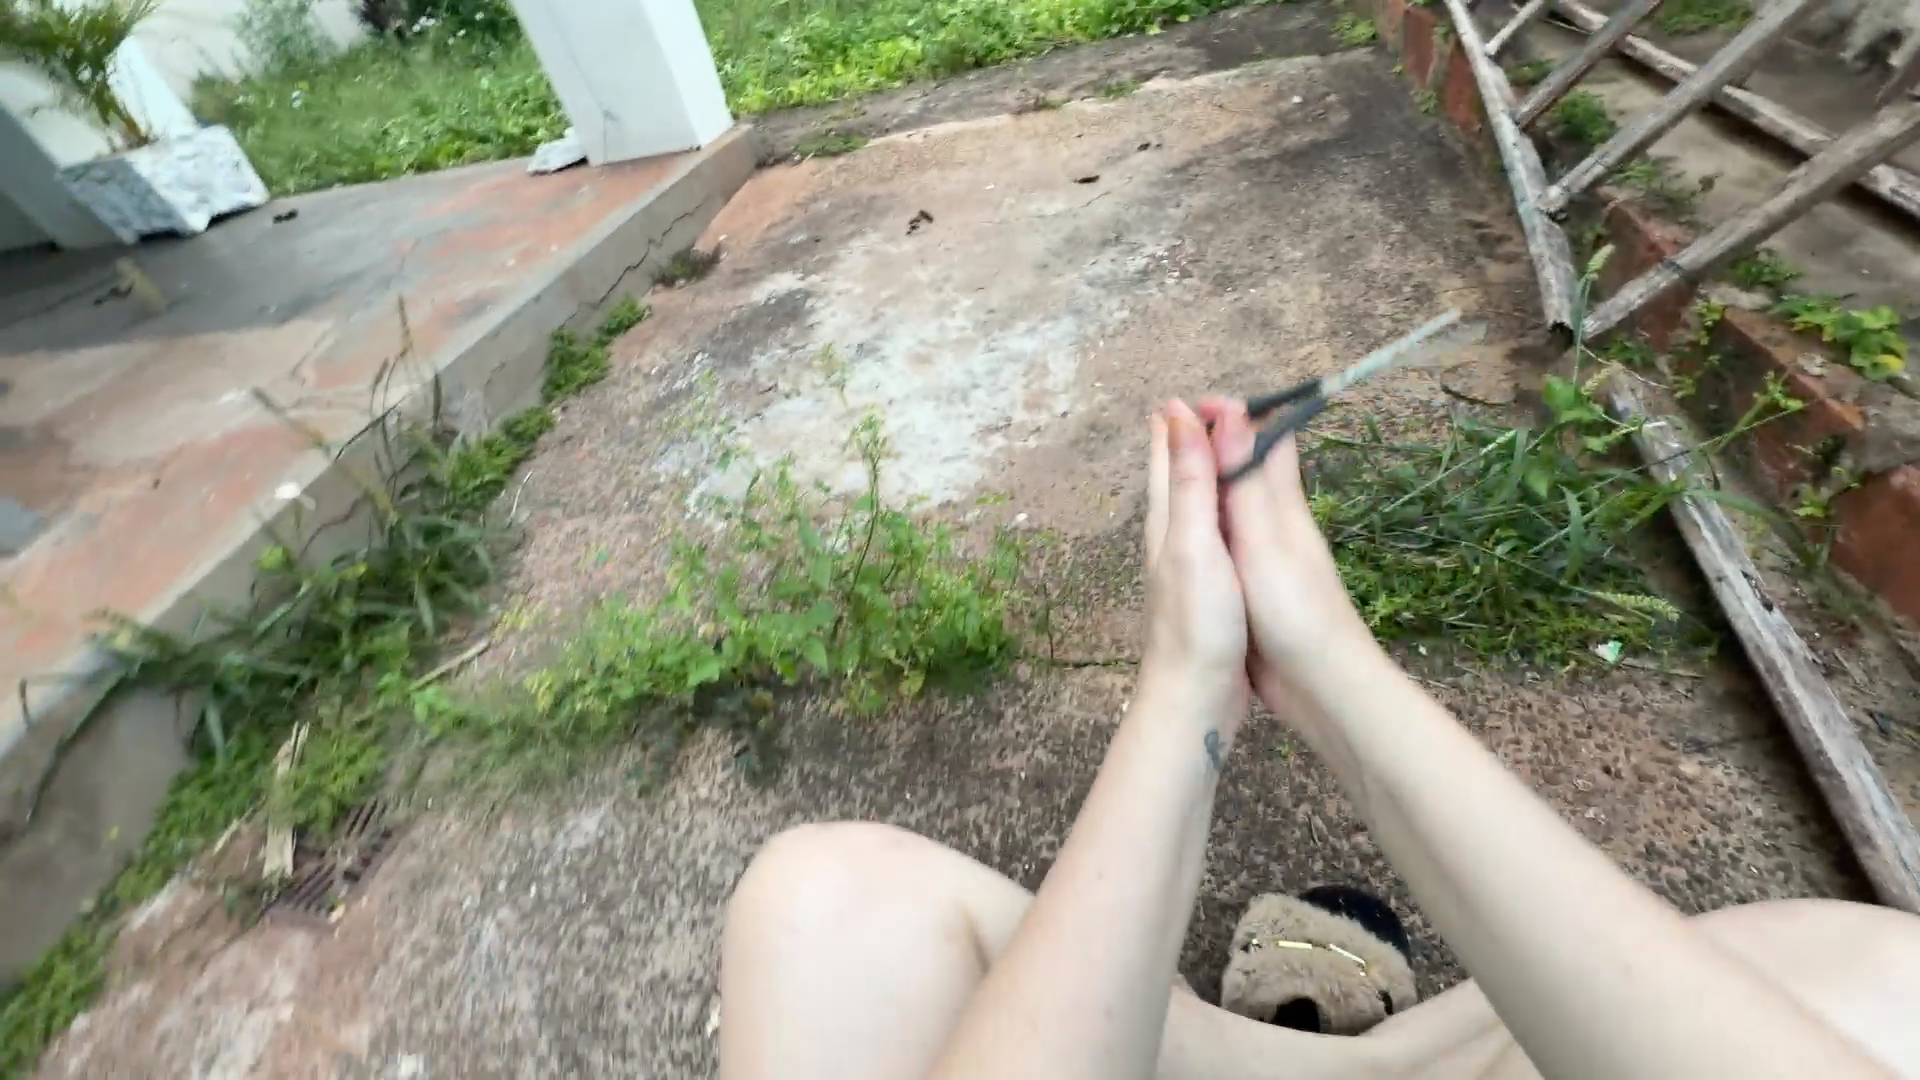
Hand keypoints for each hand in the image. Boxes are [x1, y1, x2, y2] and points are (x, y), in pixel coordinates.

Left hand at [1143, 401, 1247, 739]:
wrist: (1196, 693)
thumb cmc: (1196, 620)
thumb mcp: (1193, 543)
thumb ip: (1187, 481)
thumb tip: (1176, 414)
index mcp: (1166, 519)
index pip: (1166, 454)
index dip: (1183, 421)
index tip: (1206, 393)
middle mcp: (1170, 534)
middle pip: (1175, 473)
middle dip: (1188, 437)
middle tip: (1209, 407)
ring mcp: (1186, 560)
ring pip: (1190, 500)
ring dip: (1201, 468)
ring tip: (1215, 447)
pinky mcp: (1206, 583)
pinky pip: (1210, 529)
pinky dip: (1219, 506)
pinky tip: (1228, 513)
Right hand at [1198, 399, 1376, 725]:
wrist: (1318, 684)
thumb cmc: (1292, 610)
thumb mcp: (1262, 540)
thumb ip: (1244, 481)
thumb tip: (1230, 413)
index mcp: (1279, 503)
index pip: (1262, 437)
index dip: (1227, 413)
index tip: (1182, 405)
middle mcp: (1275, 519)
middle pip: (1248, 463)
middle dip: (1213, 438)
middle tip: (1167, 425)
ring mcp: (1266, 550)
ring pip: (1238, 499)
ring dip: (1210, 475)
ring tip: (1171, 465)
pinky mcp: (1255, 580)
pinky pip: (1229, 533)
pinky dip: (1210, 515)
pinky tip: (1192, 527)